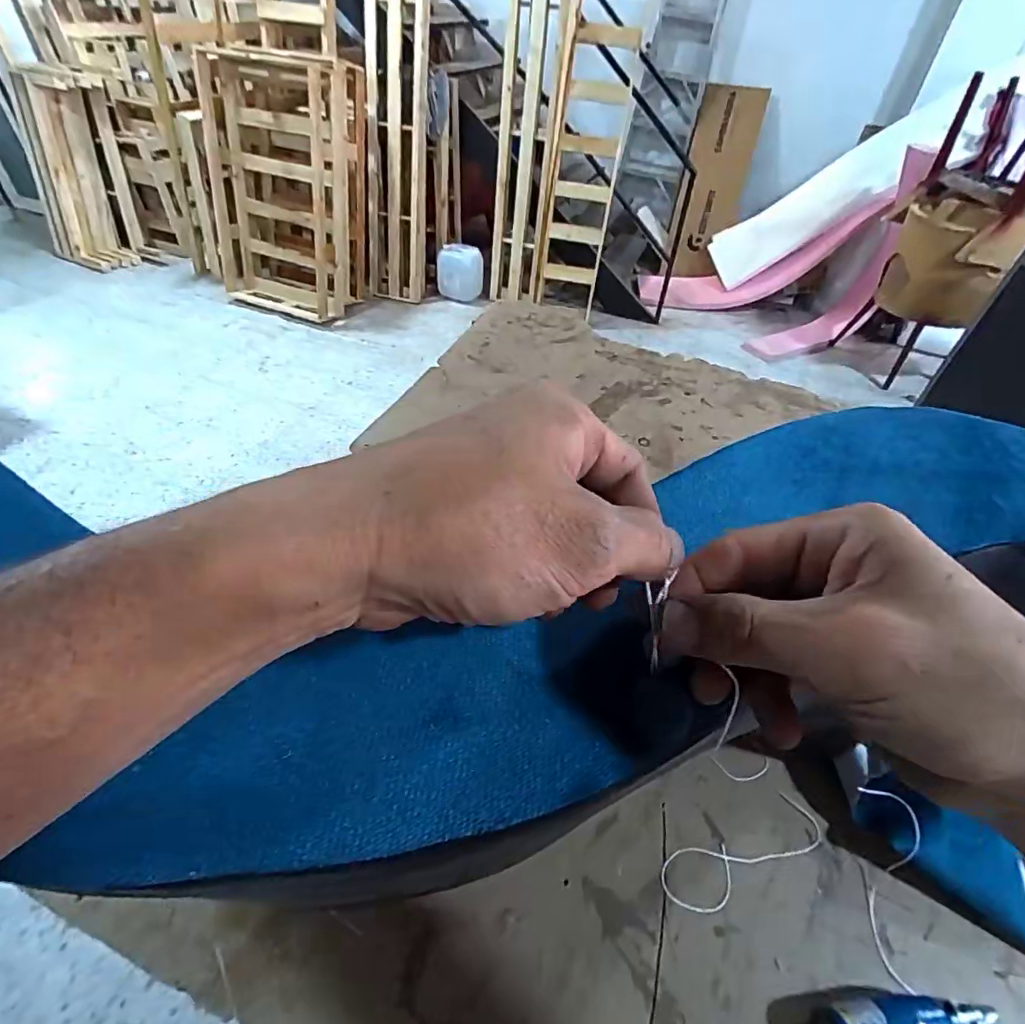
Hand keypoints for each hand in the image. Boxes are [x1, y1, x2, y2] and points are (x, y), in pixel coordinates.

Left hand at [345, 383, 680, 628]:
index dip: (647, 530)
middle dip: (596, 557)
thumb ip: (645, 546)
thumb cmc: (483, 534)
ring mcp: (478, 467)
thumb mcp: (583, 543)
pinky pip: (506, 535)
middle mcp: (521, 431)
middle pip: (589, 500)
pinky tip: (507, 599)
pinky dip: (518, 568)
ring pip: (547, 525)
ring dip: (559, 570)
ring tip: (545, 604)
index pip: (632, 473)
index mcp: (561, 419)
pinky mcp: (448, 503)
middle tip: (590, 601)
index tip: (640, 583)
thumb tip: (669, 550)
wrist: (355, 545)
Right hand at [658, 504, 1024, 815]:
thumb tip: (666, 621)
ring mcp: (840, 618)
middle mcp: (835, 568)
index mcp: (840, 536)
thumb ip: (746, 627)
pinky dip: (772, 699)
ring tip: (754, 720)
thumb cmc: (951, 680)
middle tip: (703, 689)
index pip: (740, 550)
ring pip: (758, 637)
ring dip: (747, 679)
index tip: (664, 641)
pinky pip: (783, 670)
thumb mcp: (839, 645)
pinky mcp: (845, 665)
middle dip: (722, 643)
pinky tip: (783, 733)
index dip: (695, 592)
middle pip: (745, 596)